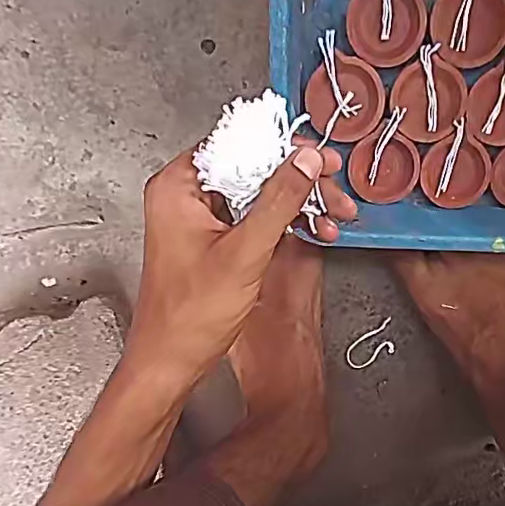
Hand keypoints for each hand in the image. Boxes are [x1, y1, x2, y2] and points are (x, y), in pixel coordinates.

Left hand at [128, 142, 356, 380]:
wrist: (172, 361)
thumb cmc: (189, 316)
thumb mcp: (245, 252)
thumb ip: (279, 201)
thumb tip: (305, 162)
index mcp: (178, 188)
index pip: (236, 145)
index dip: (281, 148)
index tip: (316, 155)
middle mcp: (185, 197)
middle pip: (251, 167)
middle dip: (298, 179)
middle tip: (332, 184)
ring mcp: (199, 218)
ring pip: (257, 192)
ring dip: (297, 202)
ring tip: (332, 212)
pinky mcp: (214, 239)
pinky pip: (253, 216)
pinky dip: (284, 222)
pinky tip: (313, 229)